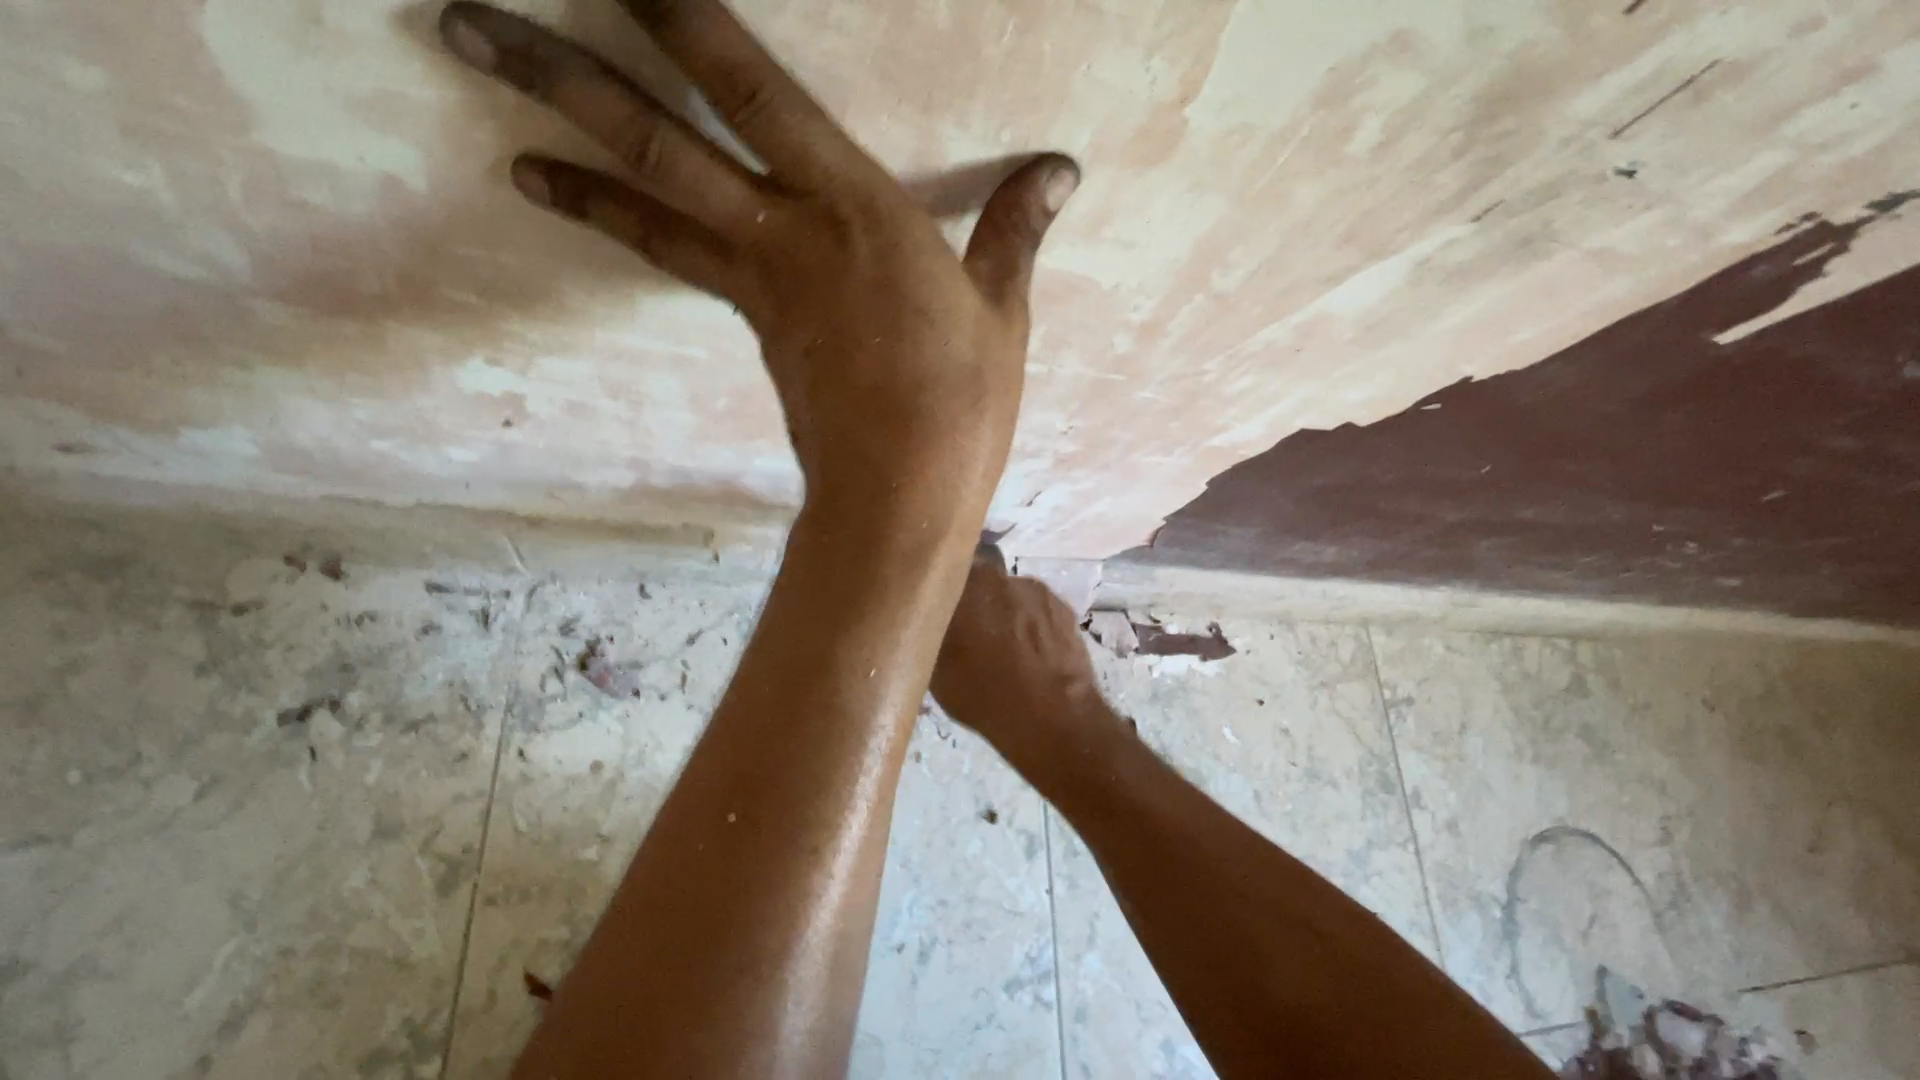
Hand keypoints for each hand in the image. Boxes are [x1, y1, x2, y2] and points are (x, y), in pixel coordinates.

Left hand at [439, 0, 1079, 515]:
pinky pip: (674, 254)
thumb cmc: (962, 404)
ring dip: (567, 144)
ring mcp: (760, 283)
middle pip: (663, 144)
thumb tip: (1060, 169)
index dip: (688, 24)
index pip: (759, 95)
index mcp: (861, 213)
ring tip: (491, 104)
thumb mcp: (1001, 312)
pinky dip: (616, 214)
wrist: (901, 496)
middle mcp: (791, 235)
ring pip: (651, 199)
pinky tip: (565, 187)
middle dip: (564, 75)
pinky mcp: (751, 323)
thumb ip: (1014, 230)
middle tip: (461, 16)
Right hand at [931, 547, 1128, 769]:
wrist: (1051, 713)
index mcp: (964, 583)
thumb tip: (930, 621)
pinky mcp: (1064, 608)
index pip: (947, 572)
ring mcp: (1036, 590)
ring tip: (1007, 651)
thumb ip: (932, 632)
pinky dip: (1033, 627)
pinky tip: (1033, 655)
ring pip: (1012, 597)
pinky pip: (1038, 611)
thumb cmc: (983, 691)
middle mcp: (1000, 577)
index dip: (944, 590)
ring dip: (1007, 615)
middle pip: (982, 582)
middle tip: (971, 636)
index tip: (940, 611)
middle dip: (976, 603)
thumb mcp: (935, 668)